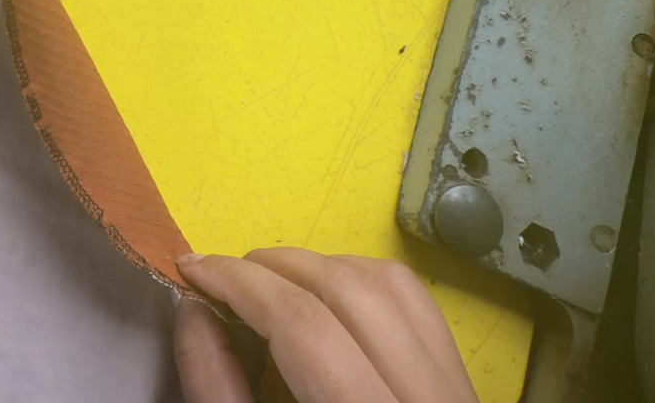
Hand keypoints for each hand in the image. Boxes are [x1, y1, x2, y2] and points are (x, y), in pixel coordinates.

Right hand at [173, 249, 475, 402]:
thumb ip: (216, 389)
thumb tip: (193, 307)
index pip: (306, 326)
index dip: (238, 282)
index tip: (189, 267)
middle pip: (350, 292)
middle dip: (269, 266)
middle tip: (221, 278)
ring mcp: (461, 398)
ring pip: (389, 285)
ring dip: (313, 265)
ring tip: (266, 283)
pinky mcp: (465, 390)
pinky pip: (416, 305)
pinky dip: (357, 280)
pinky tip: (320, 299)